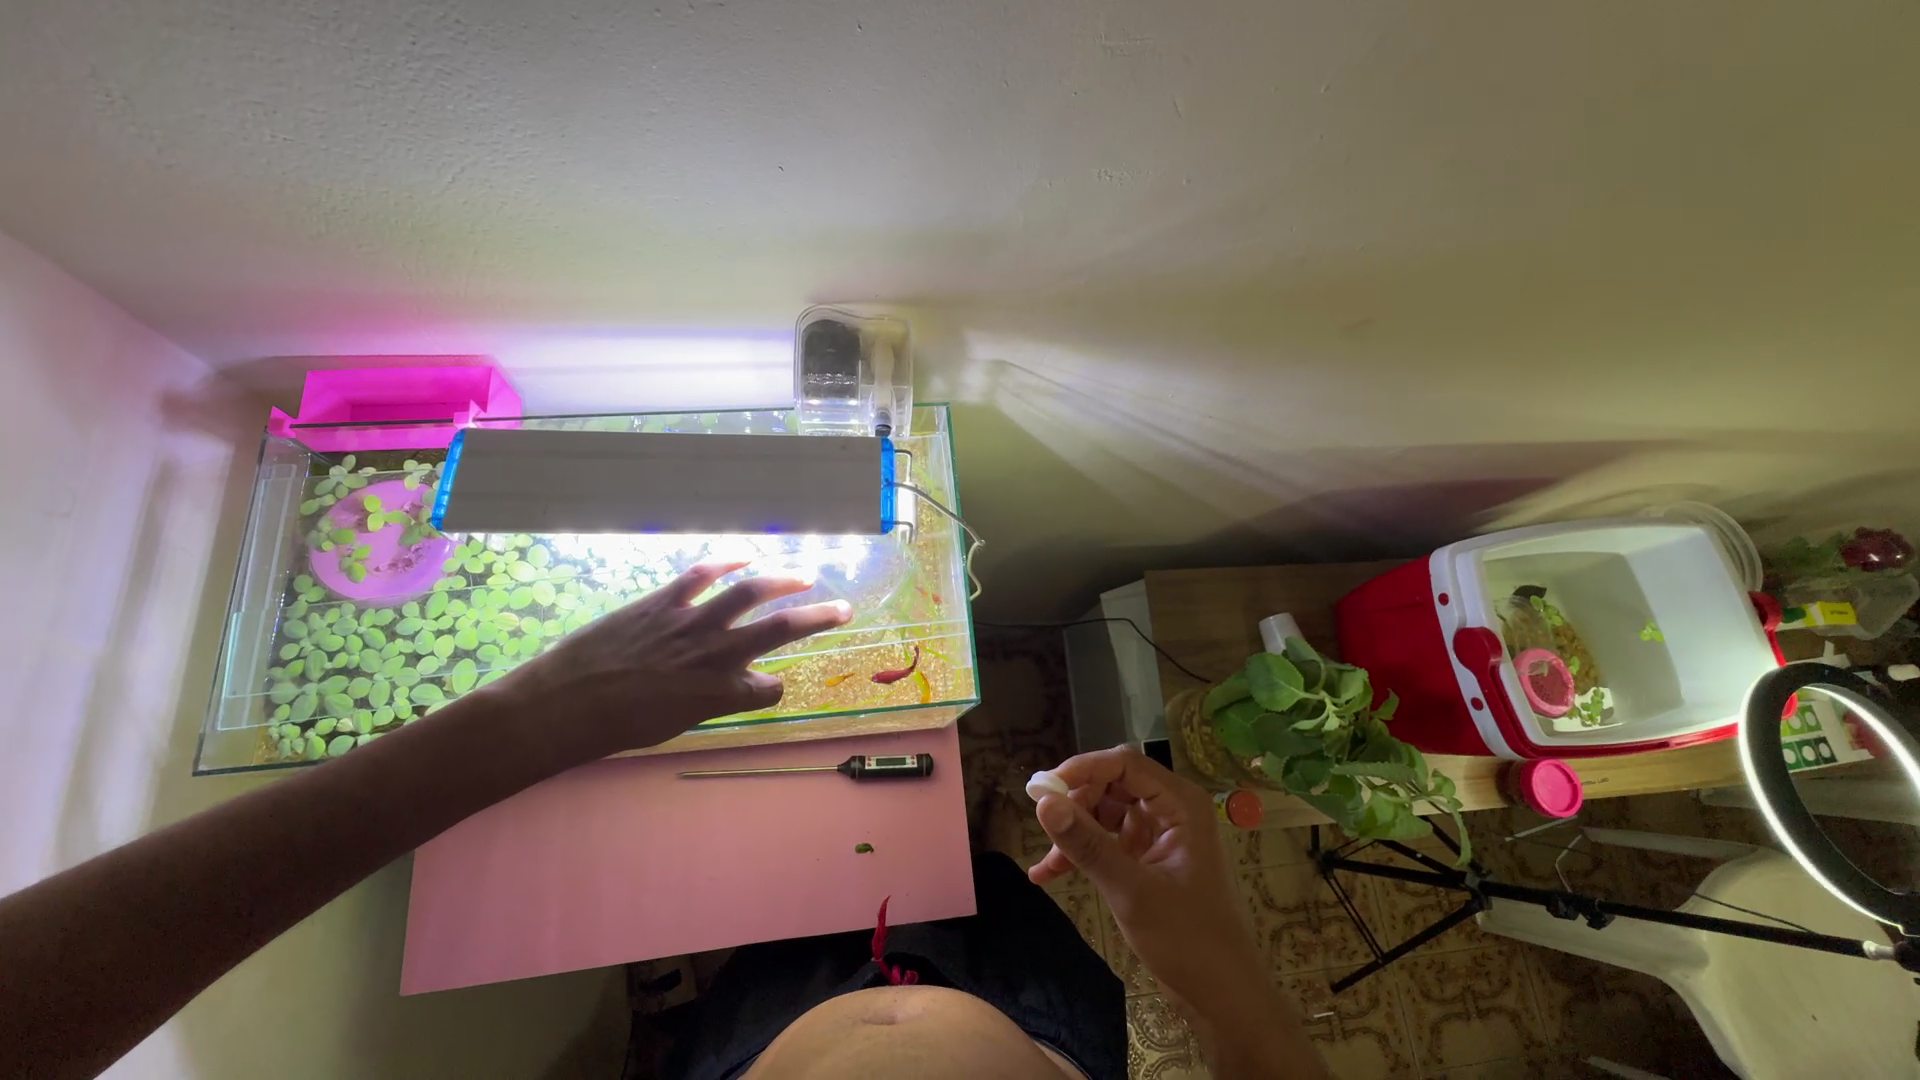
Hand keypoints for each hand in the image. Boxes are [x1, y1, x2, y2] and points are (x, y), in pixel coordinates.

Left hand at [488, 561, 851, 764]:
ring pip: (749, 592)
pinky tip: (745, 555)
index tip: (767, 689)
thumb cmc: (615, 728)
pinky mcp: (663, 601)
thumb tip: (738, 688)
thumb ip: (712, 702)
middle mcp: (715, 654)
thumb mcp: (674, 725)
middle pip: (780, 629)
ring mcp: (690, 622)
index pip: (767, 689)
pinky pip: (701, 575)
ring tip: (805, 574)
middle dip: (819, 617)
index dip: (771, 690)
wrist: (562, 705)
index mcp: (719, 694)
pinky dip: (726, 561)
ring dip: (783, 580)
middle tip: (845, 609)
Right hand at [1028, 746, 1270, 1021]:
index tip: (1043, 789)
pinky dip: (1083, 852)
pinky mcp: (1149, 855)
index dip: (1081, 769)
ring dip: (1074, 831)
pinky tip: (1050, 874)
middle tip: (1042, 825)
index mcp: (1180, 804)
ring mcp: (1160, 832)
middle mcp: (1171, 808)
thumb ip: (1086, 844)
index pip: (1123, 764)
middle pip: (1111, 783)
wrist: (1222, 993)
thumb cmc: (1186, 938)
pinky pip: (1108, 839)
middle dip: (1075, 803)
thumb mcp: (1129, 889)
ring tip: (1045, 863)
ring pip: (1105, 811)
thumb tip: (1042, 803)